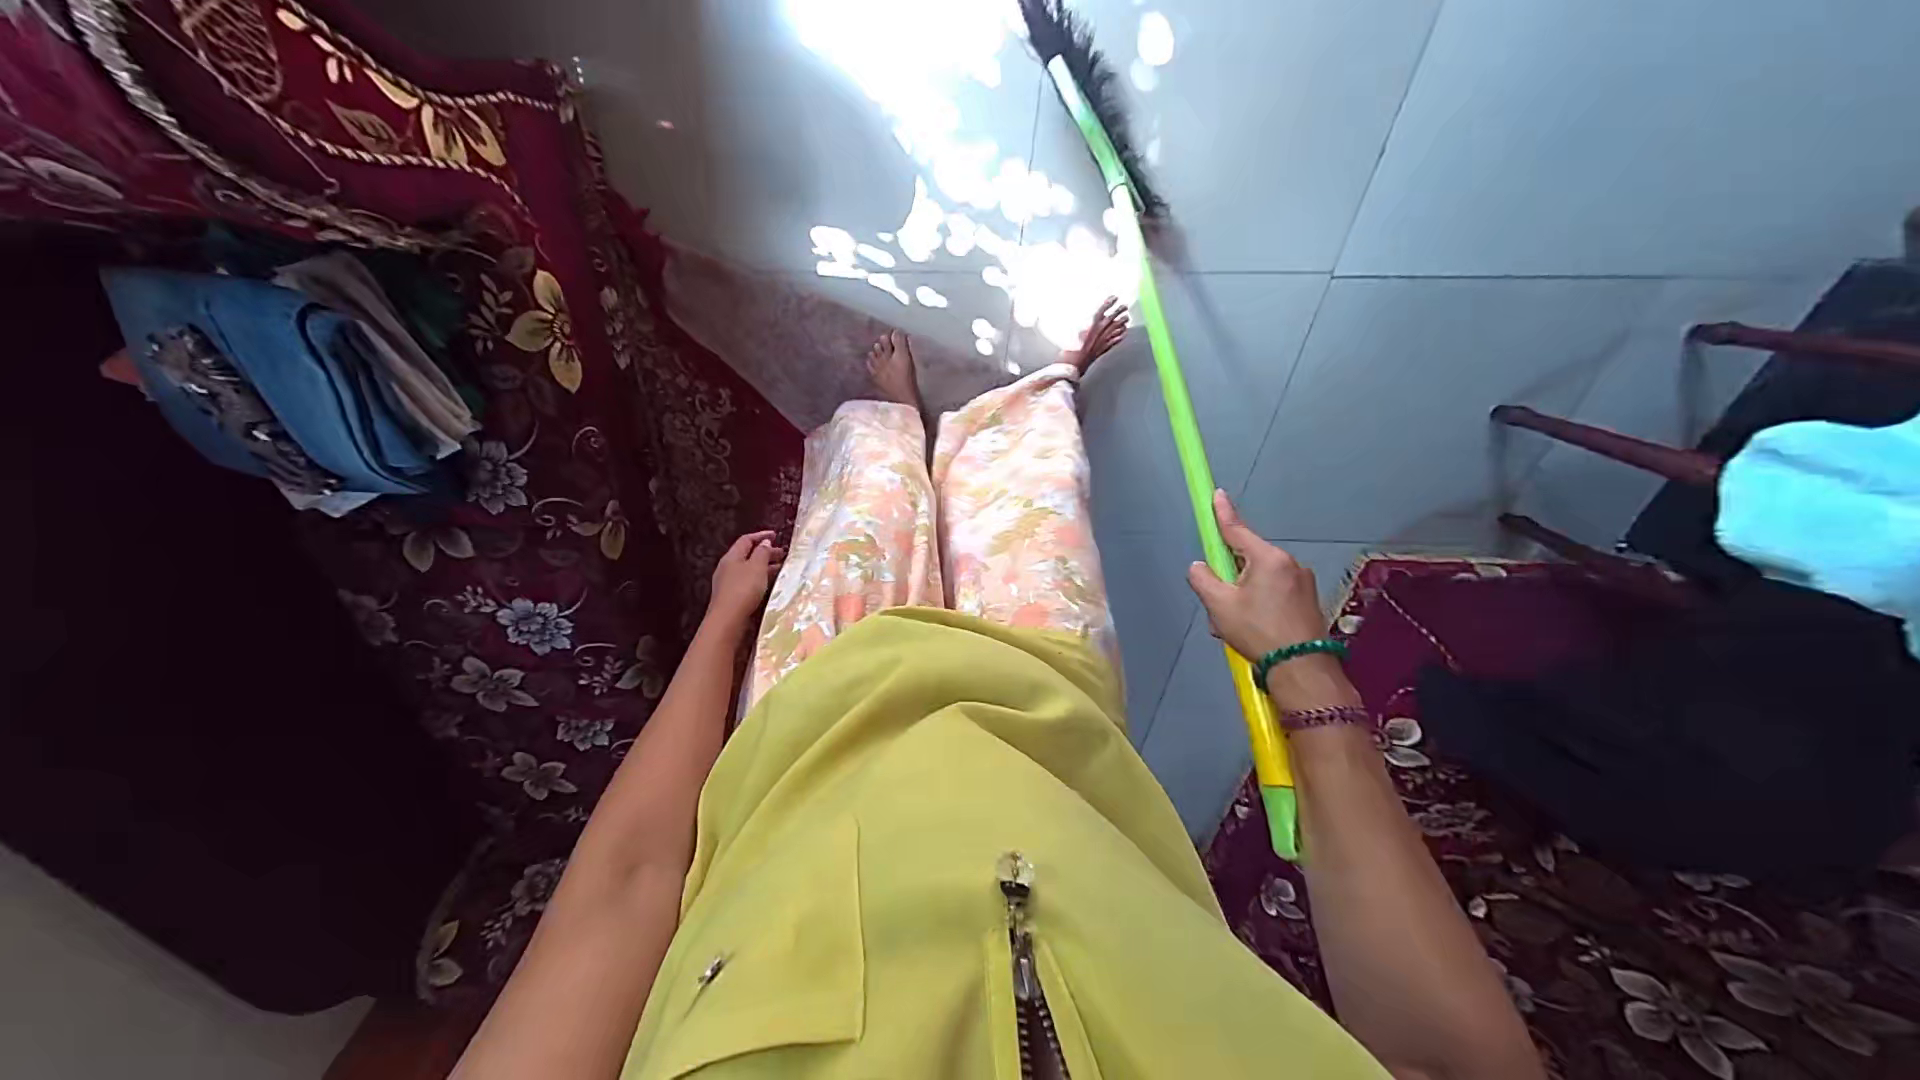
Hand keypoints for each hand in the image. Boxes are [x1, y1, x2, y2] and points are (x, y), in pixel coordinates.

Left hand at [706, 531, 783, 628]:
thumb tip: (765, 543)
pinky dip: (760, 578)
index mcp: (732, 557)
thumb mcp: (757, 567)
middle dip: (765, 552)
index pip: (746, 540)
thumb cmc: (743, 589)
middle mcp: (727, 567)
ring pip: (748, 569)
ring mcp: (728, 582)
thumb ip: (762, 553)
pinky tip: (769, 584)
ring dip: (764, 566)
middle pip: (747, 554)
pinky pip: (747, 581)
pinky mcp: (731, 596)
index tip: (775, 535)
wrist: (728, 619)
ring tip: (780, 569)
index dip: (761, 536)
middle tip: (782, 554)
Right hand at [1061, 295, 1129, 371]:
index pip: (1103, 310)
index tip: (1114, 298)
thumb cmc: (1070, 349)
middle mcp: (1100, 332)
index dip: (1109, 303)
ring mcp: (1104, 341)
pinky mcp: (1104, 349)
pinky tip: (1124, 333)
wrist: (1073, 364)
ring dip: (1122, 322)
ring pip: (1116, 329)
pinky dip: (1121, 336)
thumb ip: (1083, 326)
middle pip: (1113, 318)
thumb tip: (1086, 322)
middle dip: (1119, 311)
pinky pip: (1115, 341)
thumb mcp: (1073, 333)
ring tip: (1126, 318)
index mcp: (1092, 325)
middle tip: (1124, 306)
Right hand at [1185, 490, 1326, 660]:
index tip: (1217, 493)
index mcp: (1267, 559)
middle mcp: (1289, 564)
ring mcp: (1302, 582)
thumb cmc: (1258, 631)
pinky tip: (1253, 629)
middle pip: (1247, 559)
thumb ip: (1203, 580)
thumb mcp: (1219, 605)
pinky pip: (1275, 592)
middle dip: (1229, 577)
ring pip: (1260, 579)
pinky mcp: (1308, 600)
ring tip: (1236, 625)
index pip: (1237, 530)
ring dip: (1243, 595)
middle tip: (1220, 604)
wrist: (1301, 667)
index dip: (1223, 512)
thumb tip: (1200, 567)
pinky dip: (1259, 604)